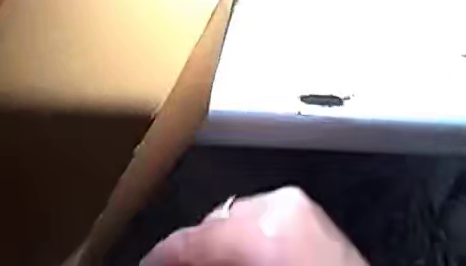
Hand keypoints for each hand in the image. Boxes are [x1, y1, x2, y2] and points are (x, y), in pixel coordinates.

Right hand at [141, 187, 367, 265]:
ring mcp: (303, 210)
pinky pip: (267, 223)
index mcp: (265, 227)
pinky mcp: (317, 222)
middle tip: (174, 264)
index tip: (148, 262)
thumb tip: (180, 256)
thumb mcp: (252, 263)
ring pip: (241, 219)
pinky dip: (248, 241)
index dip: (166, 253)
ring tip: (205, 264)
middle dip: (196, 246)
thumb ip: (208, 257)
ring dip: (221, 245)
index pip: (197, 236)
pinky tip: (240, 260)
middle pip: (218, 220)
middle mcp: (282, 205)